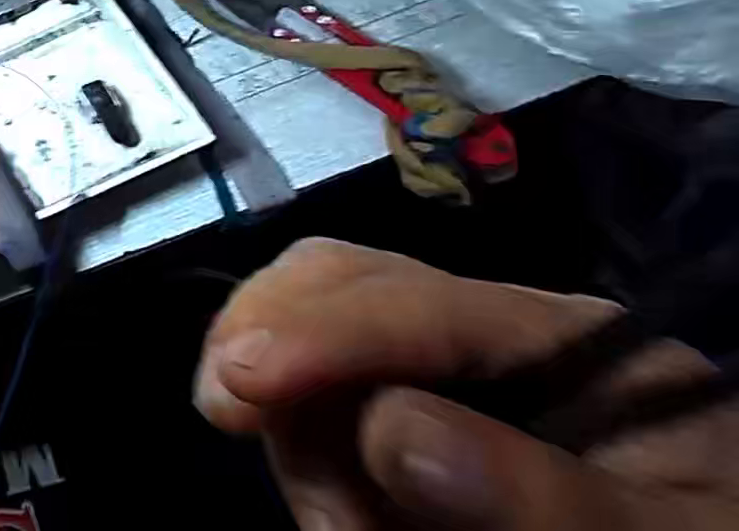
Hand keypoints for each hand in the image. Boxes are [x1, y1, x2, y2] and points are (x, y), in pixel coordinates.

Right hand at [194, 238, 738, 529]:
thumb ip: (545, 495)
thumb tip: (389, 434)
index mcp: (566, 339)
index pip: (413, 305)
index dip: (318, 333)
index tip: (241, 384)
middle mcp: (476, 325)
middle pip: (333, 280)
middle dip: (265, 335)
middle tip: (220, 407)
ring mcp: (423, 357)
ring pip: (298, 326)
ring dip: (282, 413)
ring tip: (329, 525)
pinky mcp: (382, 393)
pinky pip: (305, 384)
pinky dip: (293, 436)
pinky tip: (324, 502)